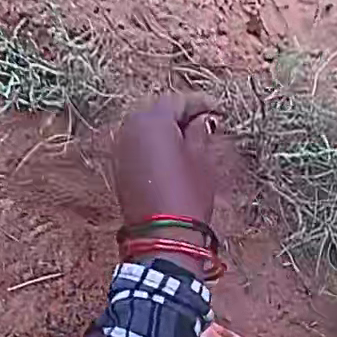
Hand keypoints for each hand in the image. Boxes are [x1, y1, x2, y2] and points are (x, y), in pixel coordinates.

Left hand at [114, 93, 219, 228]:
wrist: (162, 236)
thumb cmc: (187, 194)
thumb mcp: (201, 158)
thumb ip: (199, 131)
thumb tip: (200, 120)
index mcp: (151, 121)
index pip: (177, 101)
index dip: (200, 103)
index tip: (218, 110)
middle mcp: (130, 131)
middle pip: (156, 112)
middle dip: (179, 115)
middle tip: (203, 123)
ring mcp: (120, 151)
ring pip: (144, 129)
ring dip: (165, 131)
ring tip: (188, 140)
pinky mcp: (118, 170)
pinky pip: (137, 148)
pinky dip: (153, 147)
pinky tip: (170, 156)